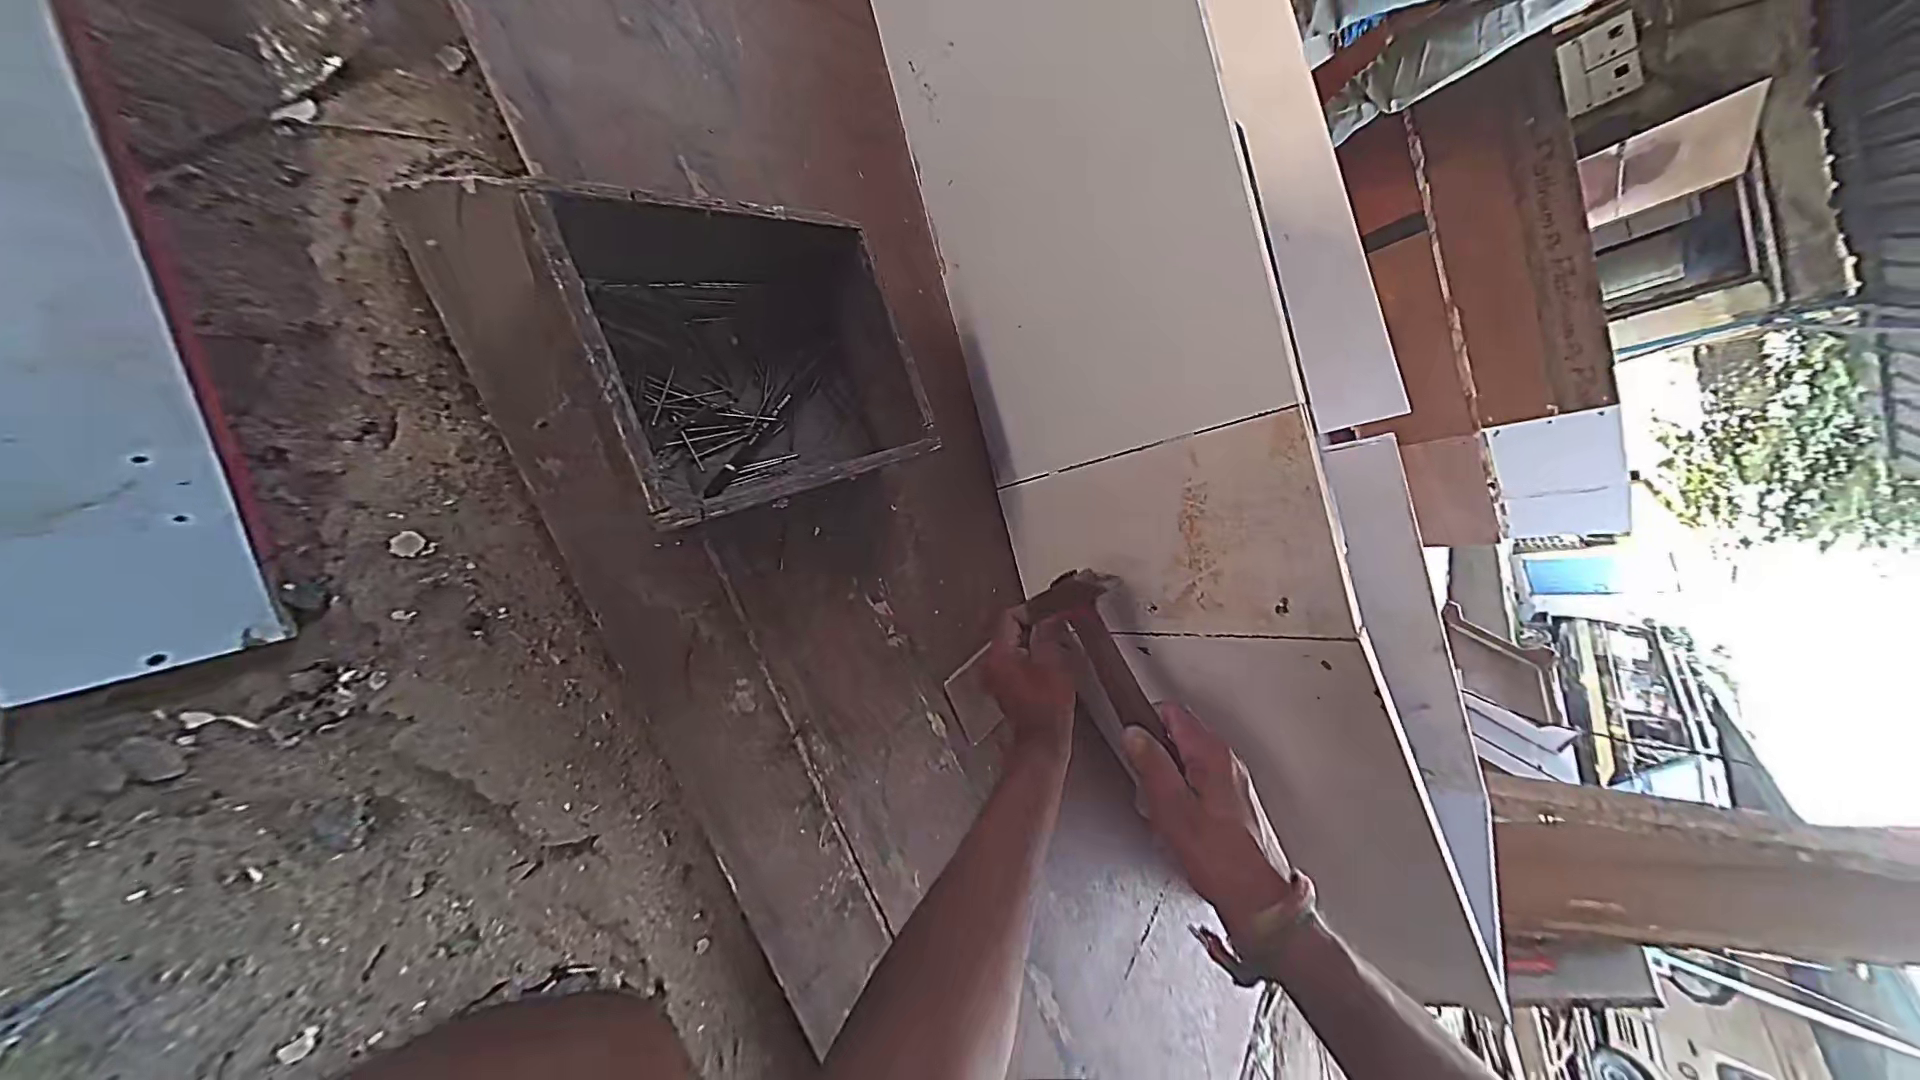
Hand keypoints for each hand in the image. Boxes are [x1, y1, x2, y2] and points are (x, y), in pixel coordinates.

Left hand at [980, 605, 1074, 758]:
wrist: (1043, 744)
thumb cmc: (1047, 710)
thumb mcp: (1054, 663)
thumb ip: (1049, 633)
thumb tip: (1050, 617)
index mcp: (998, 654)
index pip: (1008, 616)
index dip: (1031, 611)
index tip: (1050, 612)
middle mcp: (991, 664)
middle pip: (1009, 630)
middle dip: (1034, 626)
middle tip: (1055, 628)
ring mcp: (996, 677)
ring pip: (1014, 646)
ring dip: (1034, 642)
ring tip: (1055, 647)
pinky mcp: (1005, 688)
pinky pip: (1017, 662)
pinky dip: (1032, 658)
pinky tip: (1049, 666)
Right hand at [1123, 703, 1292, 941]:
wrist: (1260, 902)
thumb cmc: (1222, 860)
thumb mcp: (1171, 807)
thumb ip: (1150, 763)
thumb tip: (1133, 734)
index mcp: (1211, 753)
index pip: (1172, 711)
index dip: (1145, 722)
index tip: (1132, 743)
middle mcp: (1226, 760)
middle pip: (1177, 736)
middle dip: (1155, 758)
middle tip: (1147, 787)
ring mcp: (1232, 781)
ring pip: (1185, 762)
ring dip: (1167, 782)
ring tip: (1163, 814)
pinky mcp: (1232, 802)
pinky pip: (1196, 784)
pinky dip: (1181, 799)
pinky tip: (1178, 827)